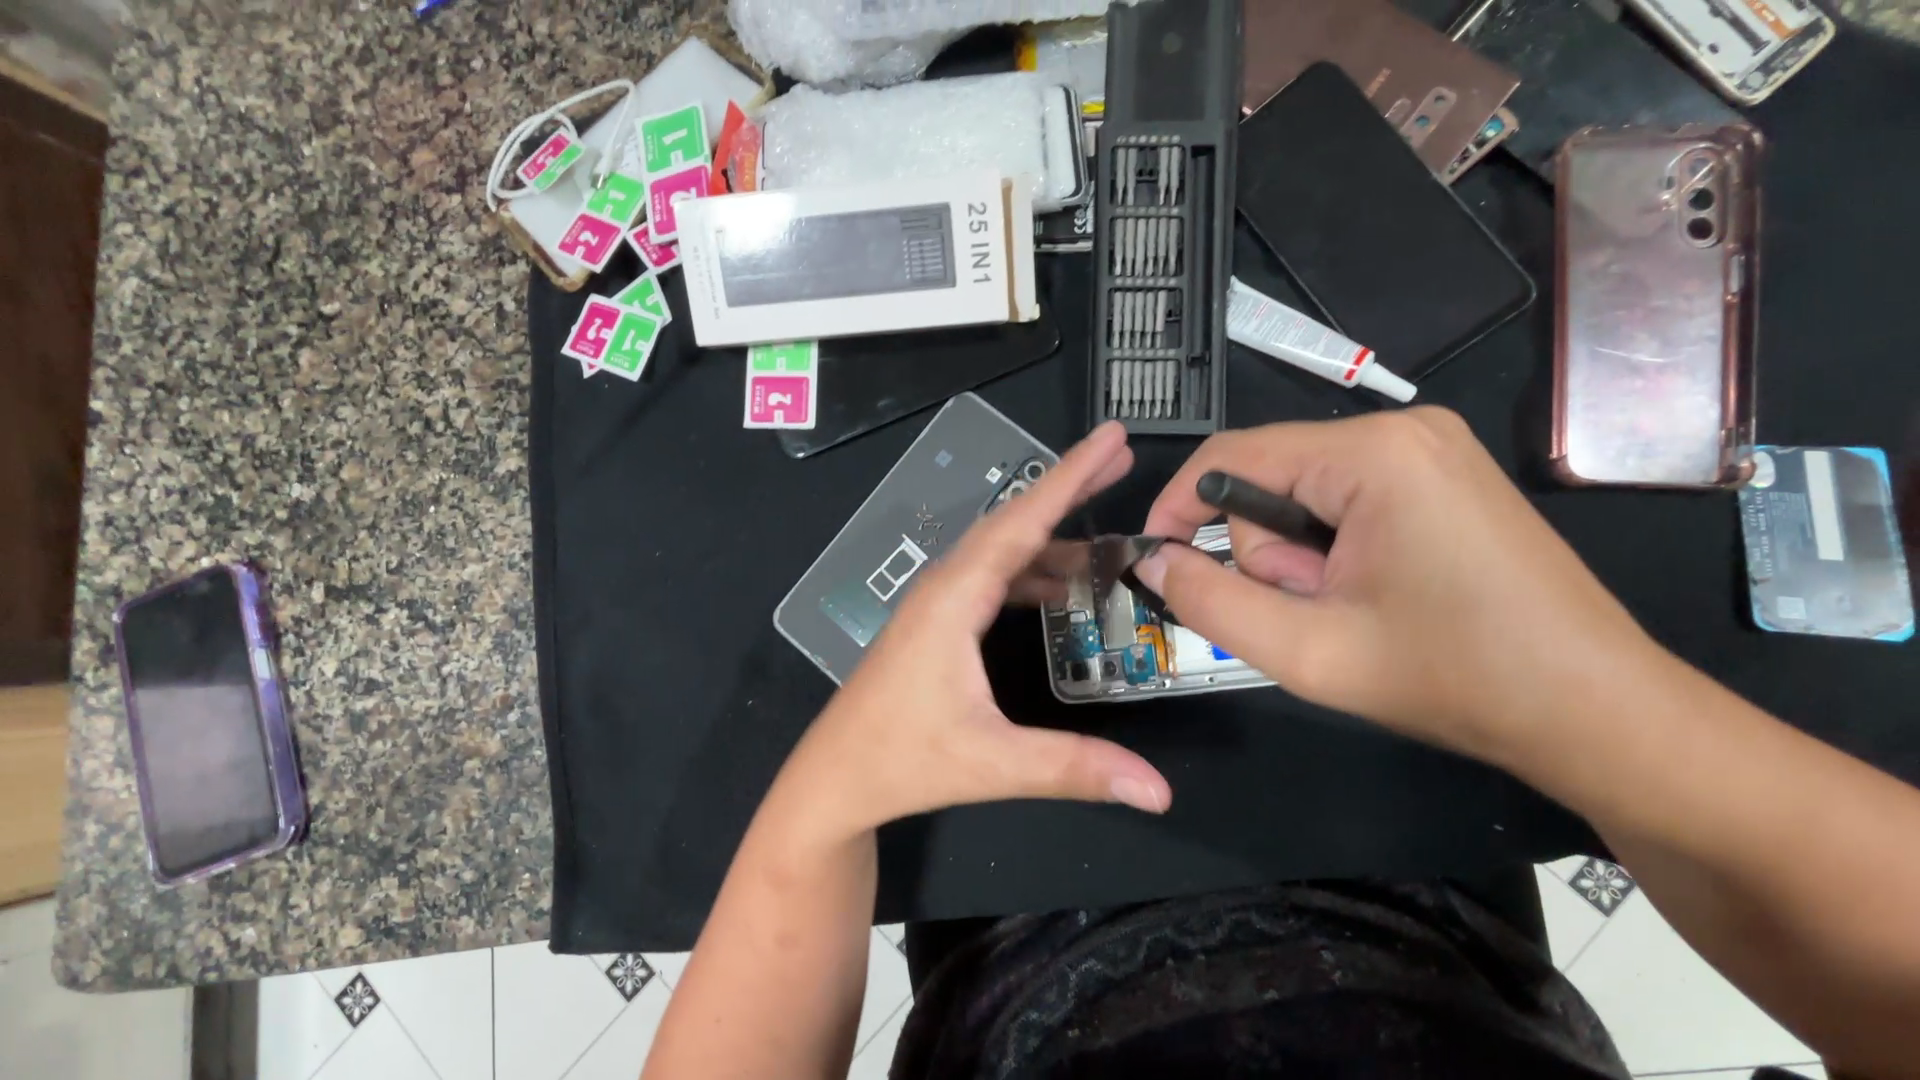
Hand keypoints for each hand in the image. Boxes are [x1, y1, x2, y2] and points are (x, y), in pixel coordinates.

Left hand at [781, 421, 1172, 839]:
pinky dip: (1031, 570)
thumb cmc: (901, 761)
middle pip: (1014, 522)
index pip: (1022, 522)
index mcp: (954, 599)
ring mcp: (937, 602)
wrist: (836, 777)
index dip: (1070, 477)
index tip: (1111, 438)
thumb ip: (1074, 768)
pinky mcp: (936, 622)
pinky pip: (991, 577)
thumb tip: (1158, 790)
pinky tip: (1059, 587)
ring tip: (1108, 531)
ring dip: (1053, 534)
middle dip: (1069, 488)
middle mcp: (945, 587)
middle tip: (1121, 458)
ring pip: (1001, 549)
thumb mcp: (992, 764)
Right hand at [1132, 408, 1664, 763]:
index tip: (1158, 564)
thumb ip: (1209, 602)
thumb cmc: (1452, 677)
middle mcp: (1404, 430)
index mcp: (1372, 454)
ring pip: (1306, 494)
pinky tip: (1376, 595)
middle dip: (1270, 554)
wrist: (1595, 712)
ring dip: (1304, 560)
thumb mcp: (1306, 651)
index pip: (1231, 457)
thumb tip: (1151, 561)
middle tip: (1313, 615)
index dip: (1177, 508)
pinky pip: (1348, 501)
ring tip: (1350, 613)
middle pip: (1270, 478)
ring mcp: (1433, 451)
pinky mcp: (1446, 478)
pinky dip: (1337, 551)